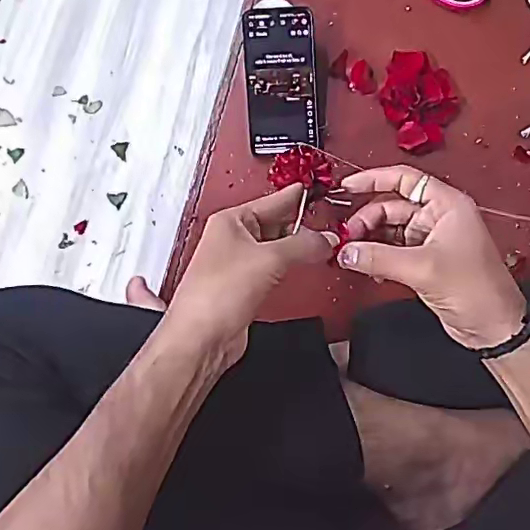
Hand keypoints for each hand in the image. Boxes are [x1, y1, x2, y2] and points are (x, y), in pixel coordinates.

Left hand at [164, 183, 336, 363]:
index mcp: (230, 221)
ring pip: (276, 247)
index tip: (315, 189)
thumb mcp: (270, 258)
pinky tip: (303, 266)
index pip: (272, 200)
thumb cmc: (214, 296)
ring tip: (322, 243)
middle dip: (301, 224)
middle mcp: (232, 240)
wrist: (201, 340)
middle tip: (328, 221)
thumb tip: (325, 239)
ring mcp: (237, 264)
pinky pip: (274, 268)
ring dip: (297, 247)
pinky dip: (290, 266)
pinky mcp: (244, 287)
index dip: (296, 196)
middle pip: (276, 224)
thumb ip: (303, 245)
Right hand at [336, 166, 526, 349]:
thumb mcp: (423, 268)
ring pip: (391, 229)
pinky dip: (379, 256)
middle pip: (393, 205)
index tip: (348, 187)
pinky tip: (367, 266)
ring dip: (370, 239)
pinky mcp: (427, 260)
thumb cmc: (477, 290)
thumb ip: (380, 257)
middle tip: (347, 236)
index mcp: (447, 205)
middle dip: (368, 218)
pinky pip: (395, 250)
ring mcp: (433, 239)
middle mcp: (440, 217)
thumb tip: (348, 251)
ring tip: (351, 252)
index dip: (374, 179)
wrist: (494, 326)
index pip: (405, 179)